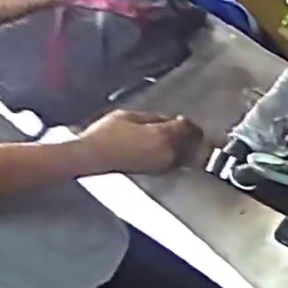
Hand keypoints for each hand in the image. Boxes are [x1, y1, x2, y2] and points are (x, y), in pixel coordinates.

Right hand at [75, 110, 201, 173]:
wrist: (95, 156)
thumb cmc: (107, 134)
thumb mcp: (127, 116)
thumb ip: (151, 117)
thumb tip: (167, 120)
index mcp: (162, 135)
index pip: (186, 128)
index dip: (187, 122)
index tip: (182, 118)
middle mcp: (170, 151)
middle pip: (191, 141)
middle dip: (190, 133)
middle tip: (185, 127)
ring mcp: (167, 163)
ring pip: (187, 153)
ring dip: (186, 144)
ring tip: (179, 137)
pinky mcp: (162, 171)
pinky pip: (178, 161)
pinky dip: (179, 153)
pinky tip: (170, 148)